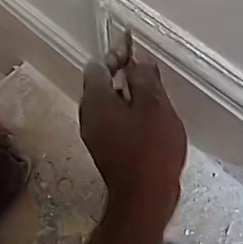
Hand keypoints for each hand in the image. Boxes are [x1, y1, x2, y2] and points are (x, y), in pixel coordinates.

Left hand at [79, 35, 186, 226]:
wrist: (143, 196)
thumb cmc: (151, 149)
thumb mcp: (154, 106)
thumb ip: (145, 79)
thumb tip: (139, 62)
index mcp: (95, 100)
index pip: (98, 66)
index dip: (116, 53)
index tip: (133, 47)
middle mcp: (88, 115)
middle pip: (99, 84)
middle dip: (120, 72)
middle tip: (143, 67)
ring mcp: (94, 134)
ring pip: (106, 103)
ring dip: (124, 92)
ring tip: (150, 90)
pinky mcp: (105, 148)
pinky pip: (112, 120)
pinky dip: (126, 111)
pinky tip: (147, 116)